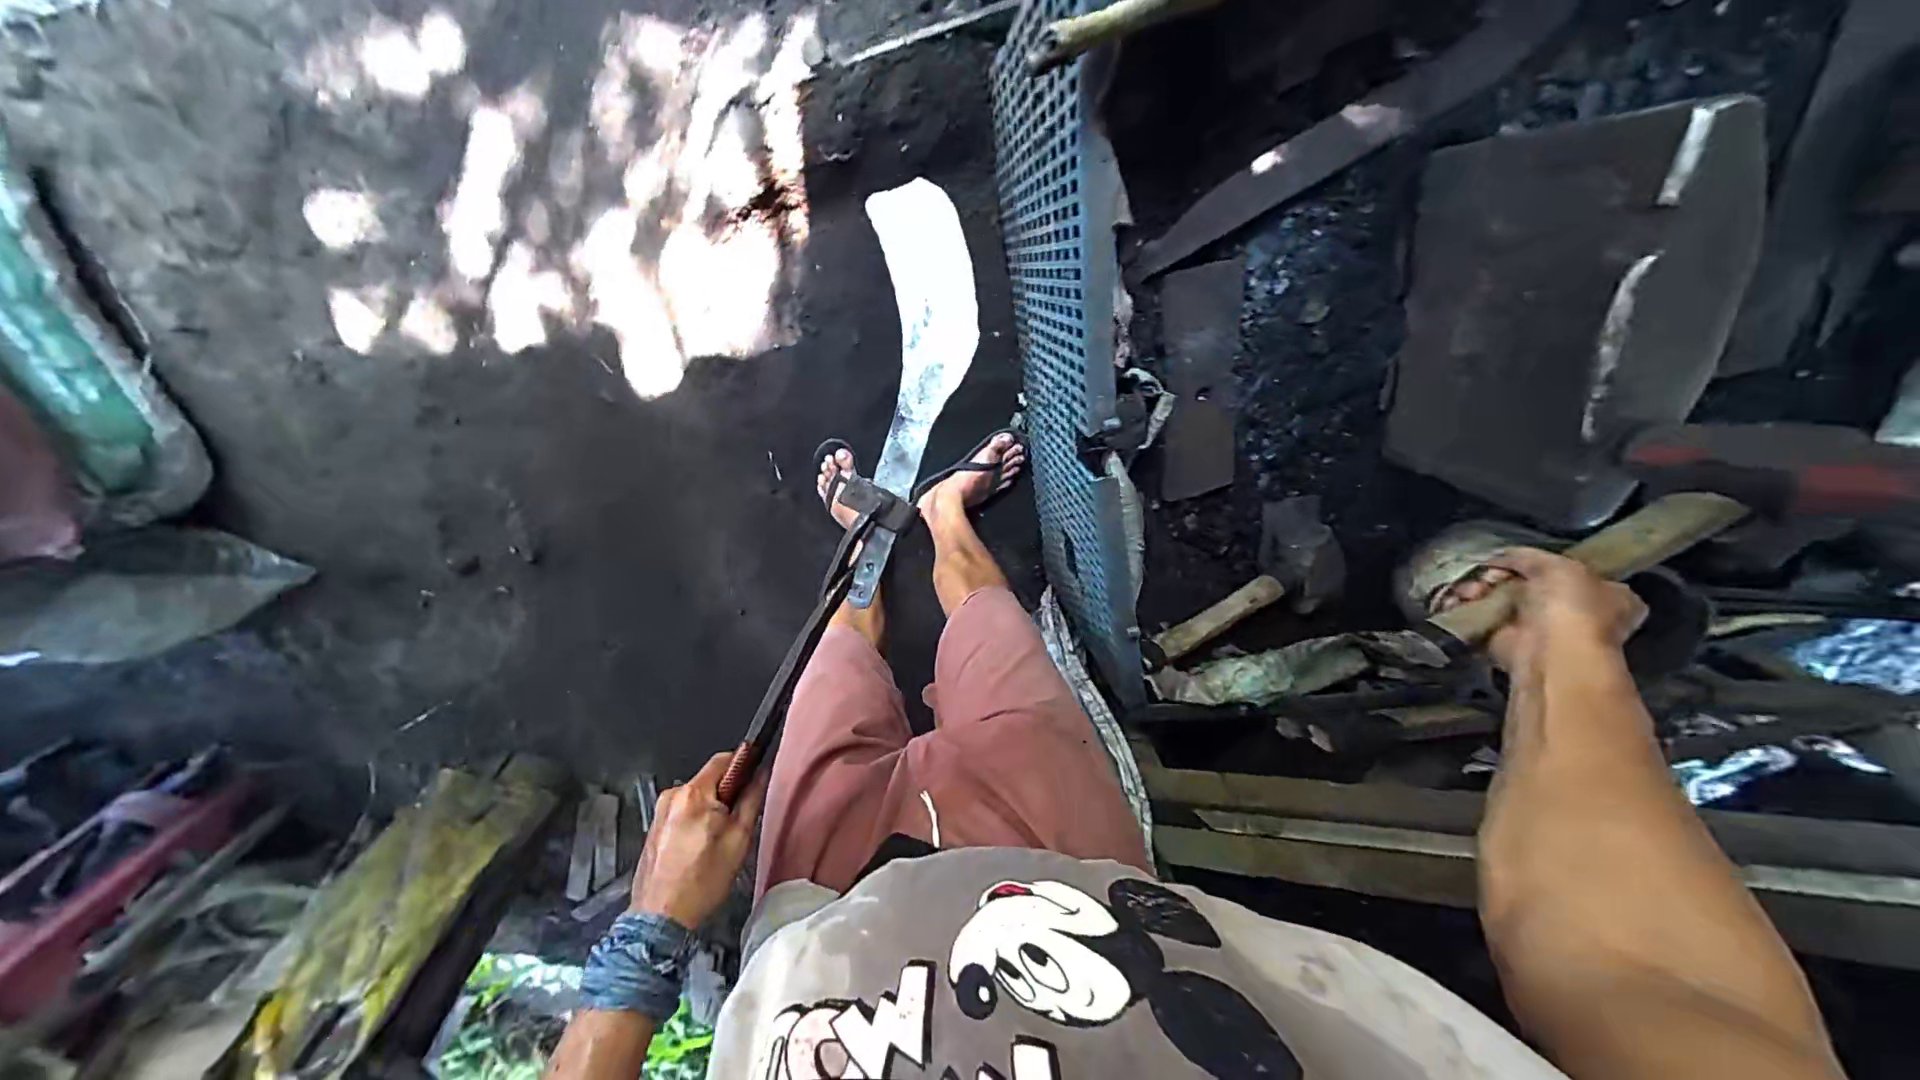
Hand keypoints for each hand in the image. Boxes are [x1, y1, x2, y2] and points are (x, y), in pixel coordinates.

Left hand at [628, 752, 767, 927]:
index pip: (725, 758)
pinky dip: (696, 821)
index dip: (745, 766)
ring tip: (718, 840)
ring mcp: (659, 812)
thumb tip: (761, 774)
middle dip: (728, 793)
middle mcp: (672, 796)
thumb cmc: (701, 882)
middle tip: (737, 821)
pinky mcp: (653, 827)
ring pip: (698, 796)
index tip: (754, 782)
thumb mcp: (739, 838)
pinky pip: (683, 811)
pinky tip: (700, 847)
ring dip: (712, 808)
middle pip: (711, 778)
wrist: (659, 920)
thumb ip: (752, 799)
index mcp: (693, 794)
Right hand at [1437, 547, 1646, 675]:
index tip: (1516, 558)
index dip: (1544, 562)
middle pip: (1529, 585)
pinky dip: (1465, 610)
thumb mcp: (1557, 565)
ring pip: (1501, 601)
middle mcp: (1577, 613)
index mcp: (1608, 595)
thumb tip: (1501, 557)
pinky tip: (1455, 601)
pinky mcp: (1508, 643)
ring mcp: (1541, 631)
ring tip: (1470, 590)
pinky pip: (1481, 620)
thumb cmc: (1570, 606)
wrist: (1550, 653)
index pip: (1575, 572)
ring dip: (1479, 592)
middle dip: (1501, 576)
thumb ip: (1528, 556)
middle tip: (1486, 573)